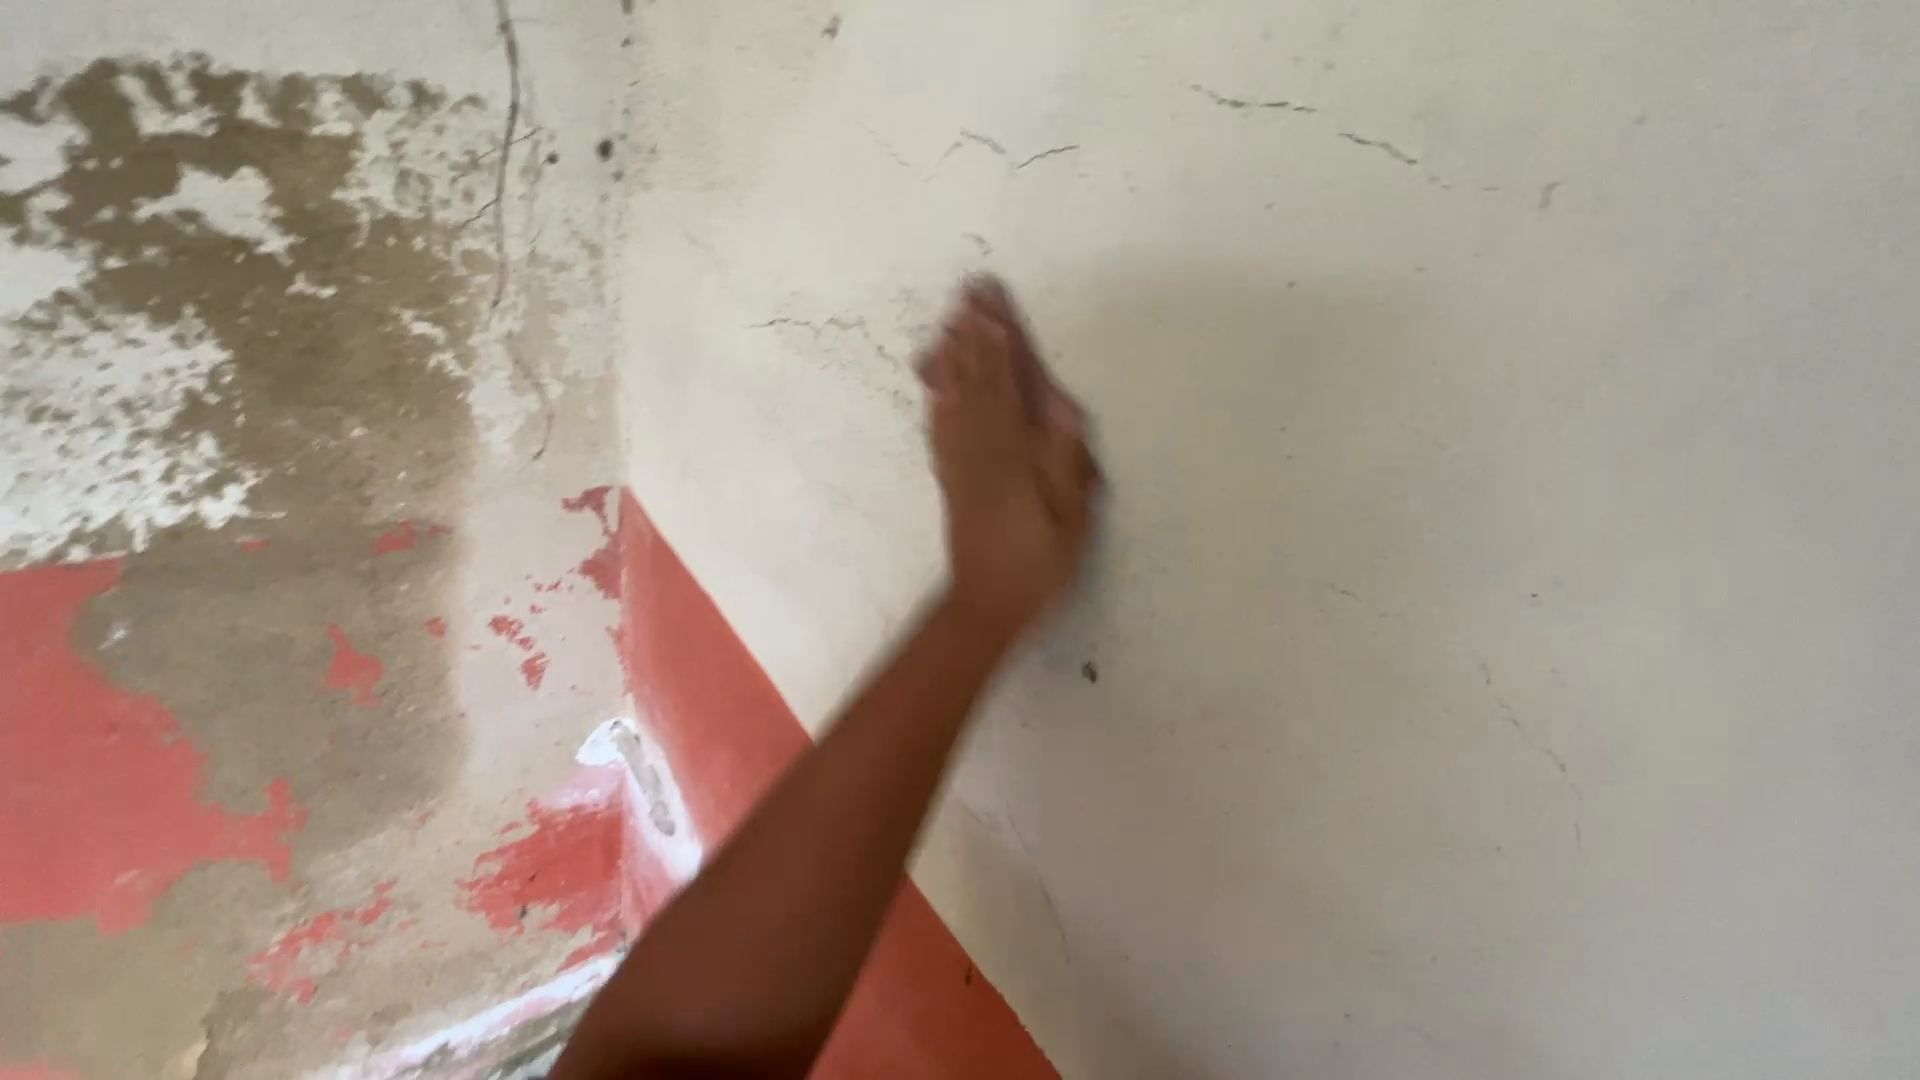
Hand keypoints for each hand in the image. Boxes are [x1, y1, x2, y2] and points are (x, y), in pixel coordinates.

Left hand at [918, 277, 1100, 642]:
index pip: (1008, 386)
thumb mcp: (1070, 515)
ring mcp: (960, 462)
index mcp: (1014, 454)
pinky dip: (936, 397)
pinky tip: (933, 379)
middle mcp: (981, 449)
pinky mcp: (949, 477)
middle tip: (966, 294)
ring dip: (951, 358)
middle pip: (976, 382)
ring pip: (954, 399)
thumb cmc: (1039, 560)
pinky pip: (939, 428)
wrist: (988, 600)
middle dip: (972, 336)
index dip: (1001, 344)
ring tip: (948, 322)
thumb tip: (1059, 402)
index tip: (993, 306)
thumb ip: (1063, 457)